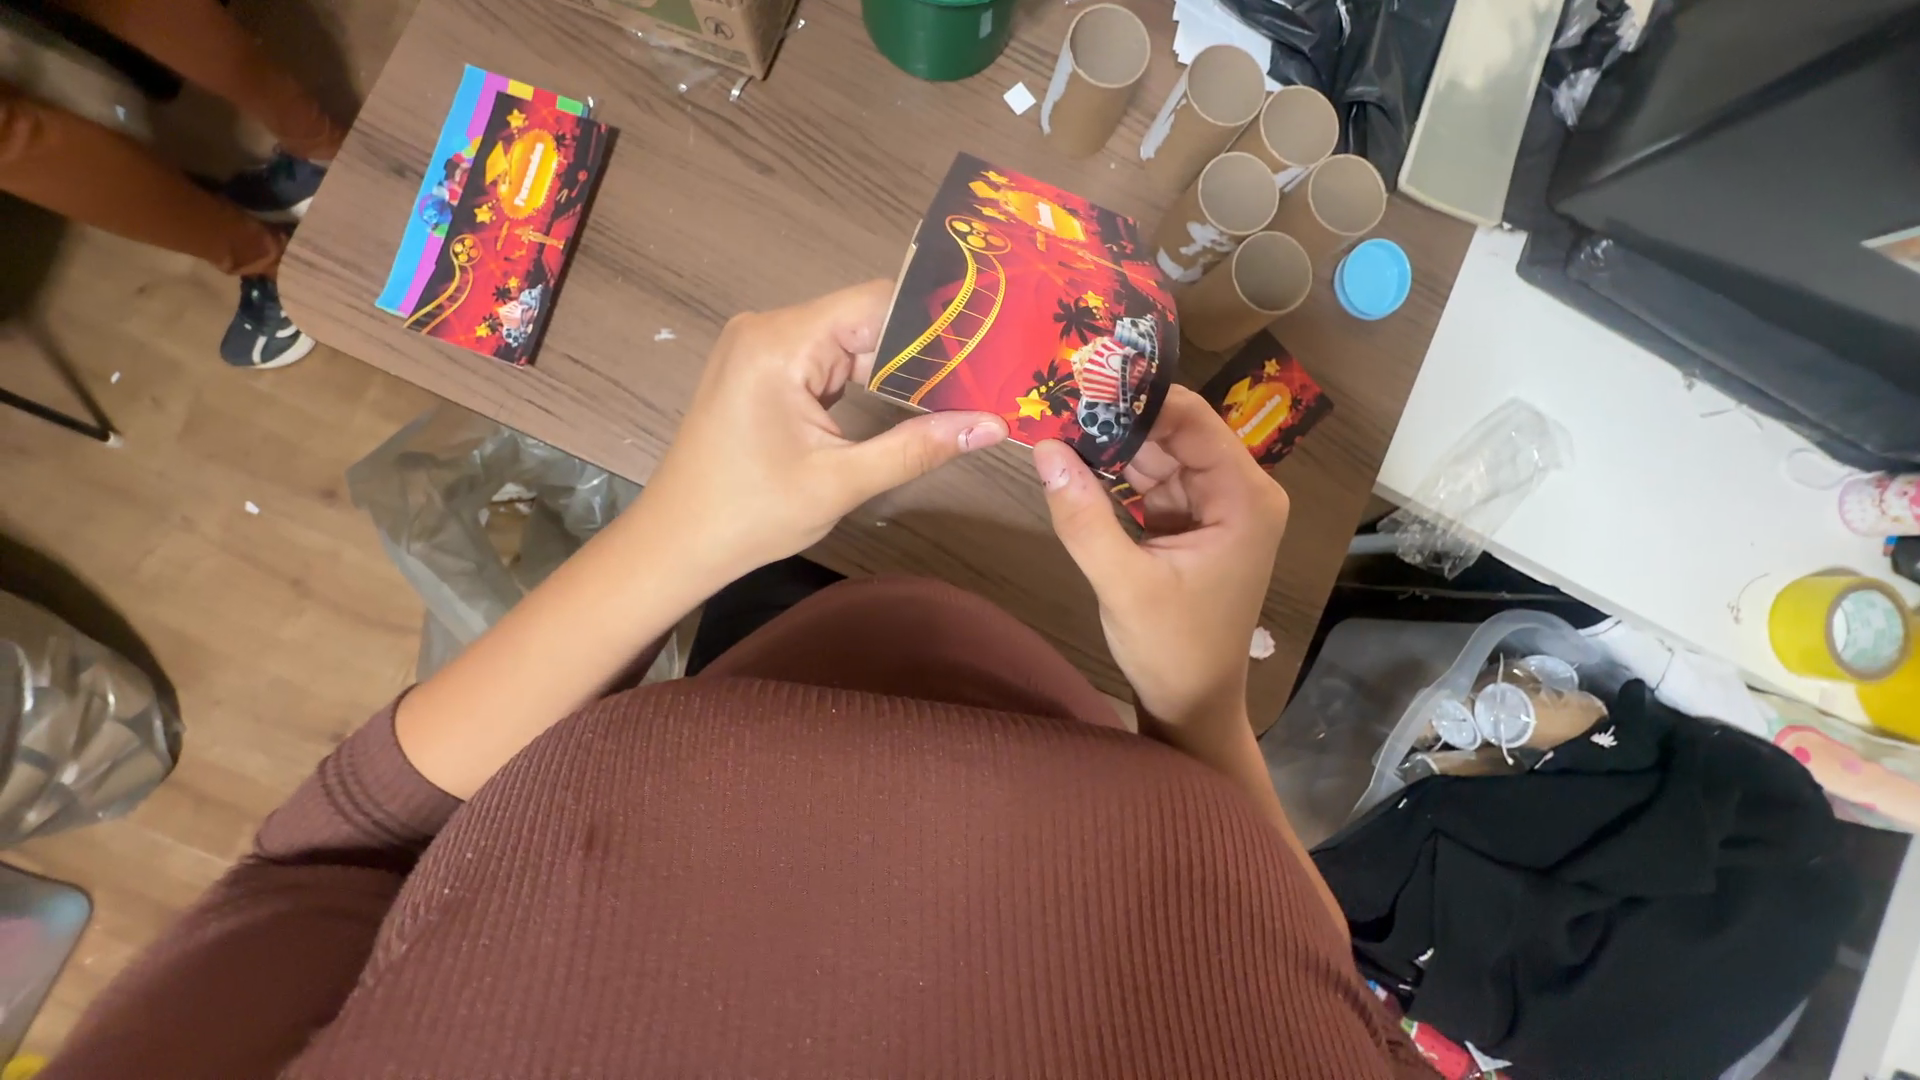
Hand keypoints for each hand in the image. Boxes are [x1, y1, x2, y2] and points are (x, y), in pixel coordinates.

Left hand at [641, 281, 1008, 580]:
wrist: (677, 542)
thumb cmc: (751, 515)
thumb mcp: (842, 481)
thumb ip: (919, 447)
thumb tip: (992, 426)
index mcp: (781, 343)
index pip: (878, 305)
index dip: (937, 323)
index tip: (990, 346)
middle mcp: (769, 328)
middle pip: (866, 320)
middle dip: (924, 353)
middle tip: (987, 377)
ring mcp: (763, 347)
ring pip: (851, 342)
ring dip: (898, 370)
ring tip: (960, 391)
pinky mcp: (764, 370)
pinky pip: (829, 361)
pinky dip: (866, 381)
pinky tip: (907, 401)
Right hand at [1032, 385, 1288, 731]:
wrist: (1192, 703)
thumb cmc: (1171, 648)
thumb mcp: (1122, 583)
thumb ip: (1083, 517)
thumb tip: (1044, 449)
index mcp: (1244, 498)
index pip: (1192, 420)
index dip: (1139, 396)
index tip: (1083, 379)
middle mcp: (1237, 492)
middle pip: (1175, 433)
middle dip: (1120, 420)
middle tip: (1059, 399)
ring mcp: (1214, 507)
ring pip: (1159, 456)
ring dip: (1113, 447)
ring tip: (1058, 423)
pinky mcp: (1190, 524)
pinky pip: (1151, 484)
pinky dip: (1116, 476)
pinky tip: (1077, 464)